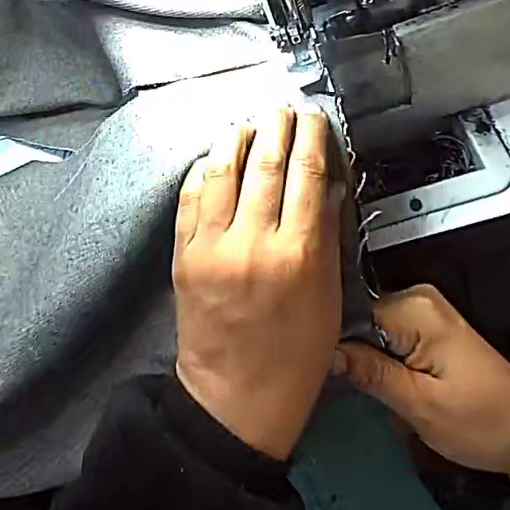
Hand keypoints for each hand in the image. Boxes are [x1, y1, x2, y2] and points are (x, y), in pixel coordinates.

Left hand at [174, 107, 344, 459]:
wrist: (234, 401)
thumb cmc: (294, 356)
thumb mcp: (326, 296)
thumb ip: (326, 235)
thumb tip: (327, 187)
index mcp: (297, 253)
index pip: (307, 174)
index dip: (312, 137)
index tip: (314, 118)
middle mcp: (252, 243)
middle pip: (266, 165)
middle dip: (277, 127)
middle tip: (283, 108)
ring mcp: (211, 248)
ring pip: (223, 173)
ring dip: (236, 139)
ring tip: (247, 122)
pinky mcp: (182, 257)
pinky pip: (190, 200)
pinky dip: (203, 172)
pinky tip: (213, 158)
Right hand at [335, 285, 509, 475]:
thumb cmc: (479, 419)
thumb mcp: (419, 404)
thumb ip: (371, 373)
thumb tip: (328, 352)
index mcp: (415, 308)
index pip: (353, 312)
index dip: (335, 343)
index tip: (325, 372)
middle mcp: (418, 298)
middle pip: (360, 318)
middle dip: (352, 354)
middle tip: (356, 390)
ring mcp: (424, 310)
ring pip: (370, 330)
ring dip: (367, 361)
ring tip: (373, 391)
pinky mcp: (427, 325)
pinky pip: (388, 335)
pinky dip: (382, 360)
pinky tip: (388, 384)